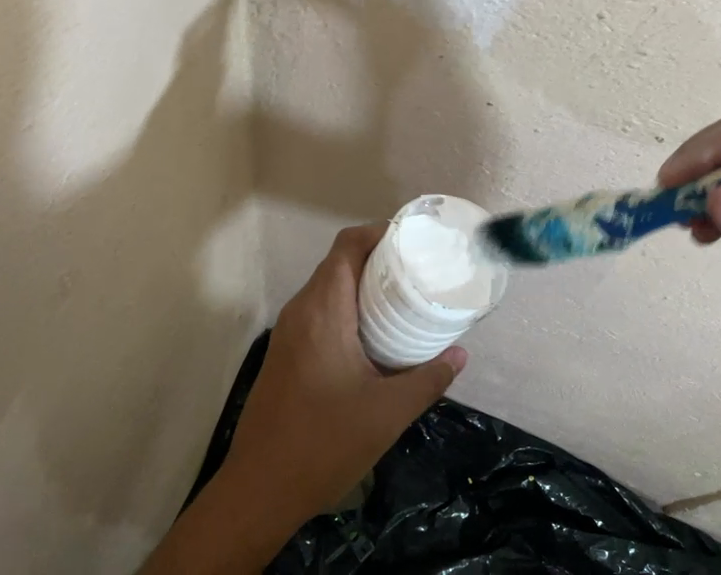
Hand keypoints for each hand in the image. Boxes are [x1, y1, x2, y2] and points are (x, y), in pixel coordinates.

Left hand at [221, 224, 465, 524]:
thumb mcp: (388, 413)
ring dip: (362, 288)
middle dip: (378, 261)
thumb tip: (460, 354)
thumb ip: (427, 379)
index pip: (347, 246)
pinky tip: (374, 337)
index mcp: (323, 310)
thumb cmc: (325, 443)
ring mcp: (288, 333)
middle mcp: (301, 311)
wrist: (260, 487)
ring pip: (328, 289)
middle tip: (419, 273)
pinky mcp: (285, 354)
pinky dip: (347, 310)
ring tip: (404, 301)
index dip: (379, 234)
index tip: (415, 243)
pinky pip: (319, 313)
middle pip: (339, 263)